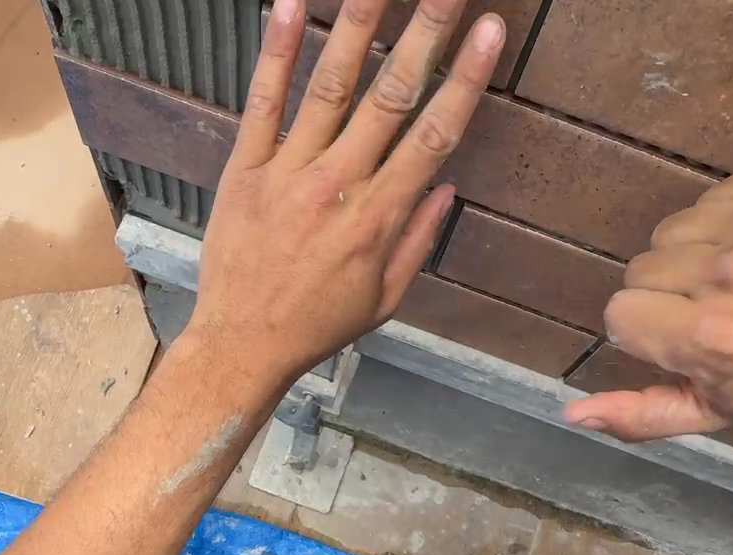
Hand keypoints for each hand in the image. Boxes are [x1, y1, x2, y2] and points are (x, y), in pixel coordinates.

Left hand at [180, 0, 505, 391]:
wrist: (244, 344)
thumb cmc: (318, 326)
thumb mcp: (383, 300)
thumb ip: (417, 242)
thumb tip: (447, 188)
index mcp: (378, 220)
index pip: (432, 137)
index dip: (464, 81)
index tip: (488, 33)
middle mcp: (338, 186)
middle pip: (390, 96)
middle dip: (425, 31)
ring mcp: (288, 173)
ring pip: (330, 86)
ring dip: (359, 24)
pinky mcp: (245, 170)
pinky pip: (263, 103)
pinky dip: (275, 52)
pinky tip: (288, 4)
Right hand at [563, 159, 732, 440]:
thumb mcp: (712, 412)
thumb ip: (639, 416)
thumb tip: (573, 412)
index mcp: (715, 336)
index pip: (620, 312)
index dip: (644, 327)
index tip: (682, 336)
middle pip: (642, 268)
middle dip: (666, 290)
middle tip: (712, 306)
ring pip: (672, 229)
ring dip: (692, 252)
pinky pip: (714, 195)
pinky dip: (726, 218)